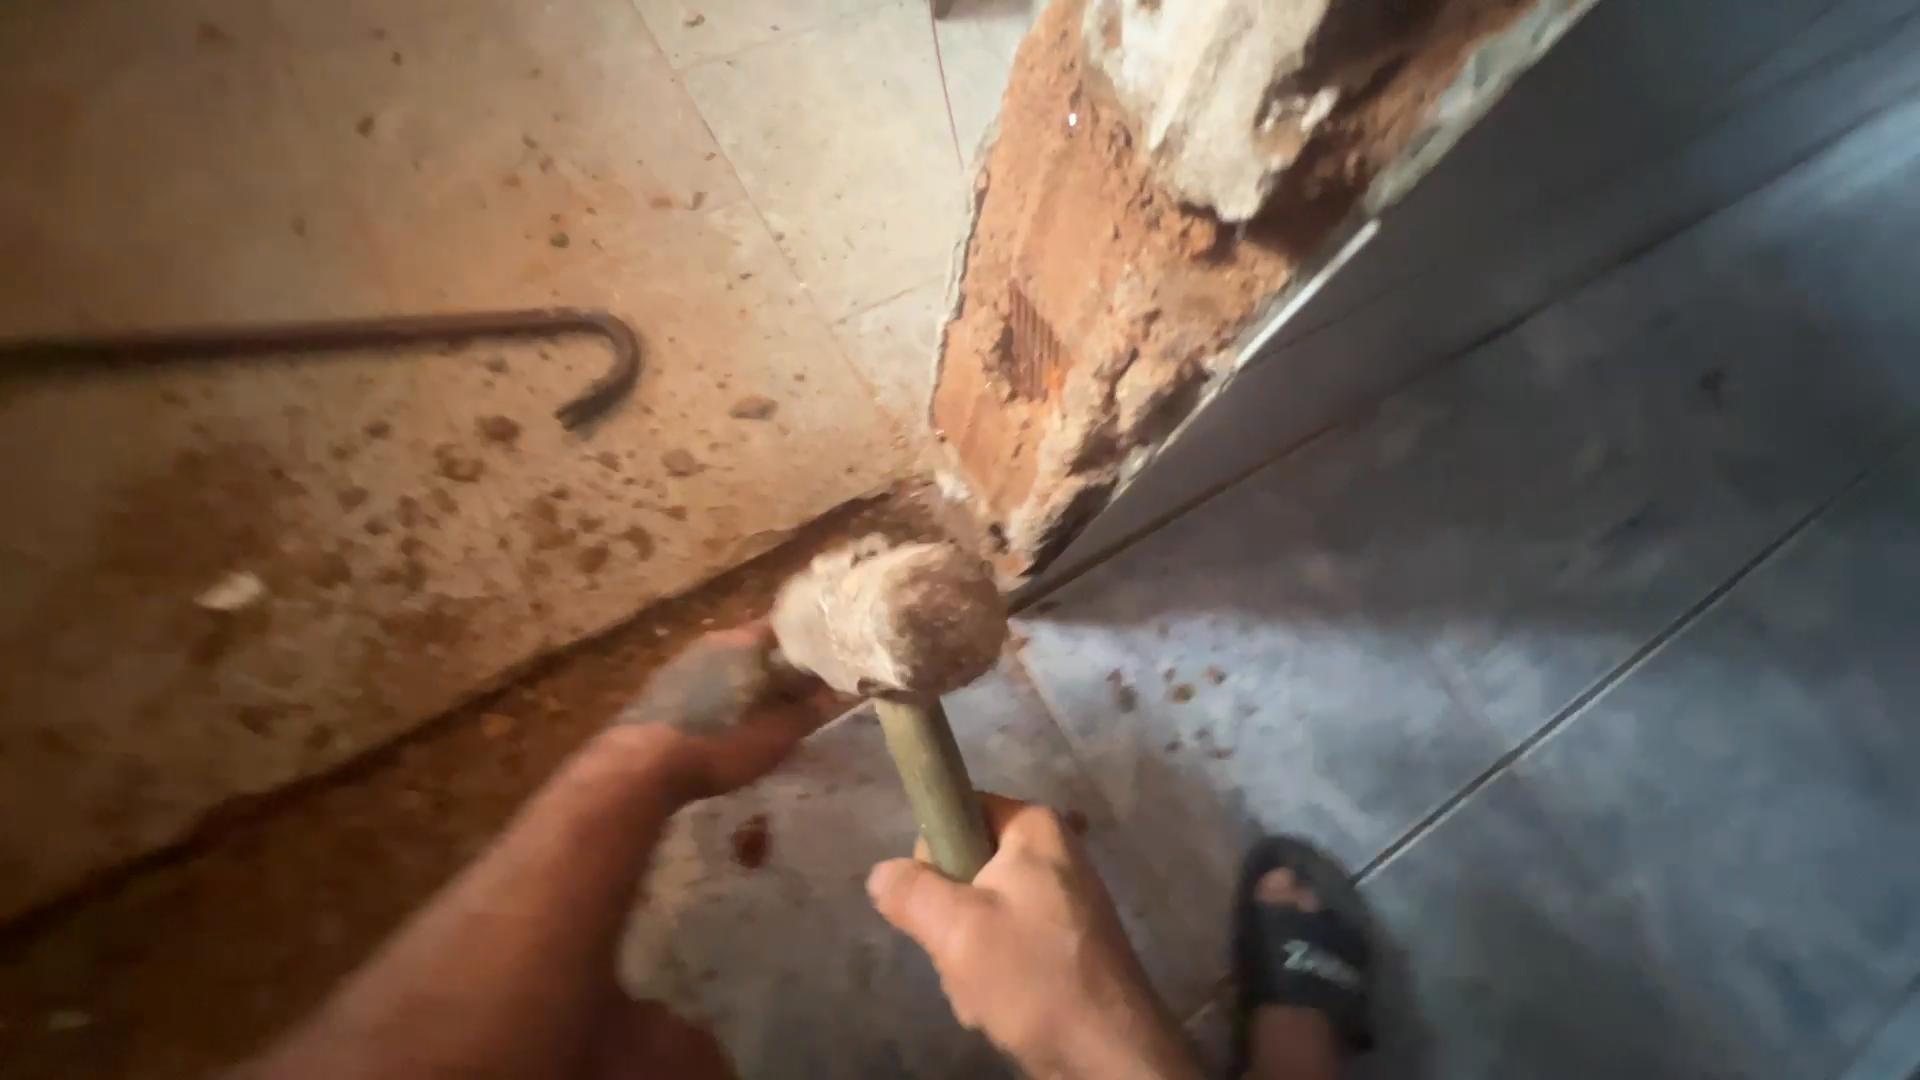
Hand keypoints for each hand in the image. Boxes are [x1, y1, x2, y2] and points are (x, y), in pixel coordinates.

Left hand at [617, 623, 841, 803]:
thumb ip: (812, 708)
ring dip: (751, 681)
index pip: (790, 626)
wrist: (638, 767)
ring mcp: (682, 663)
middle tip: (805, 689)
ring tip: (768, 709)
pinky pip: (705, 683)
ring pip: (730, 664)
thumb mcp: (778, 733)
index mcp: (745, 641)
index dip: (814, 641)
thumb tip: (845, 689)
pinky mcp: (661, 689)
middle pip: (759, 644)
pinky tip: (727, 722)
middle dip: (783, 664)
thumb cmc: (720, 742)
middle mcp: (714, 641)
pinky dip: (723, 695)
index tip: (832, 657)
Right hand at [866, 796, 1201, 1079]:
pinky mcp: (1063, 940)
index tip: (932, 897)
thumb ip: (910, 892)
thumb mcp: (957, 928)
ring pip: (981, 910)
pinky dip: (993, 971)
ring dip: (967, 953)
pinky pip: (1006, 940)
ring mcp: (1061, 897)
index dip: (935, 851)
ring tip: (982, 986)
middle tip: (959, 949)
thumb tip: (882, 872)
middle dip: (951, 916)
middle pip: (967, 864)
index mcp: (1033, 826)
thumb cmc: (1034, 976)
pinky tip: (1000, 1003)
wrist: (1110, 1058)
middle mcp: (1052, 850)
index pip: (960, 809)